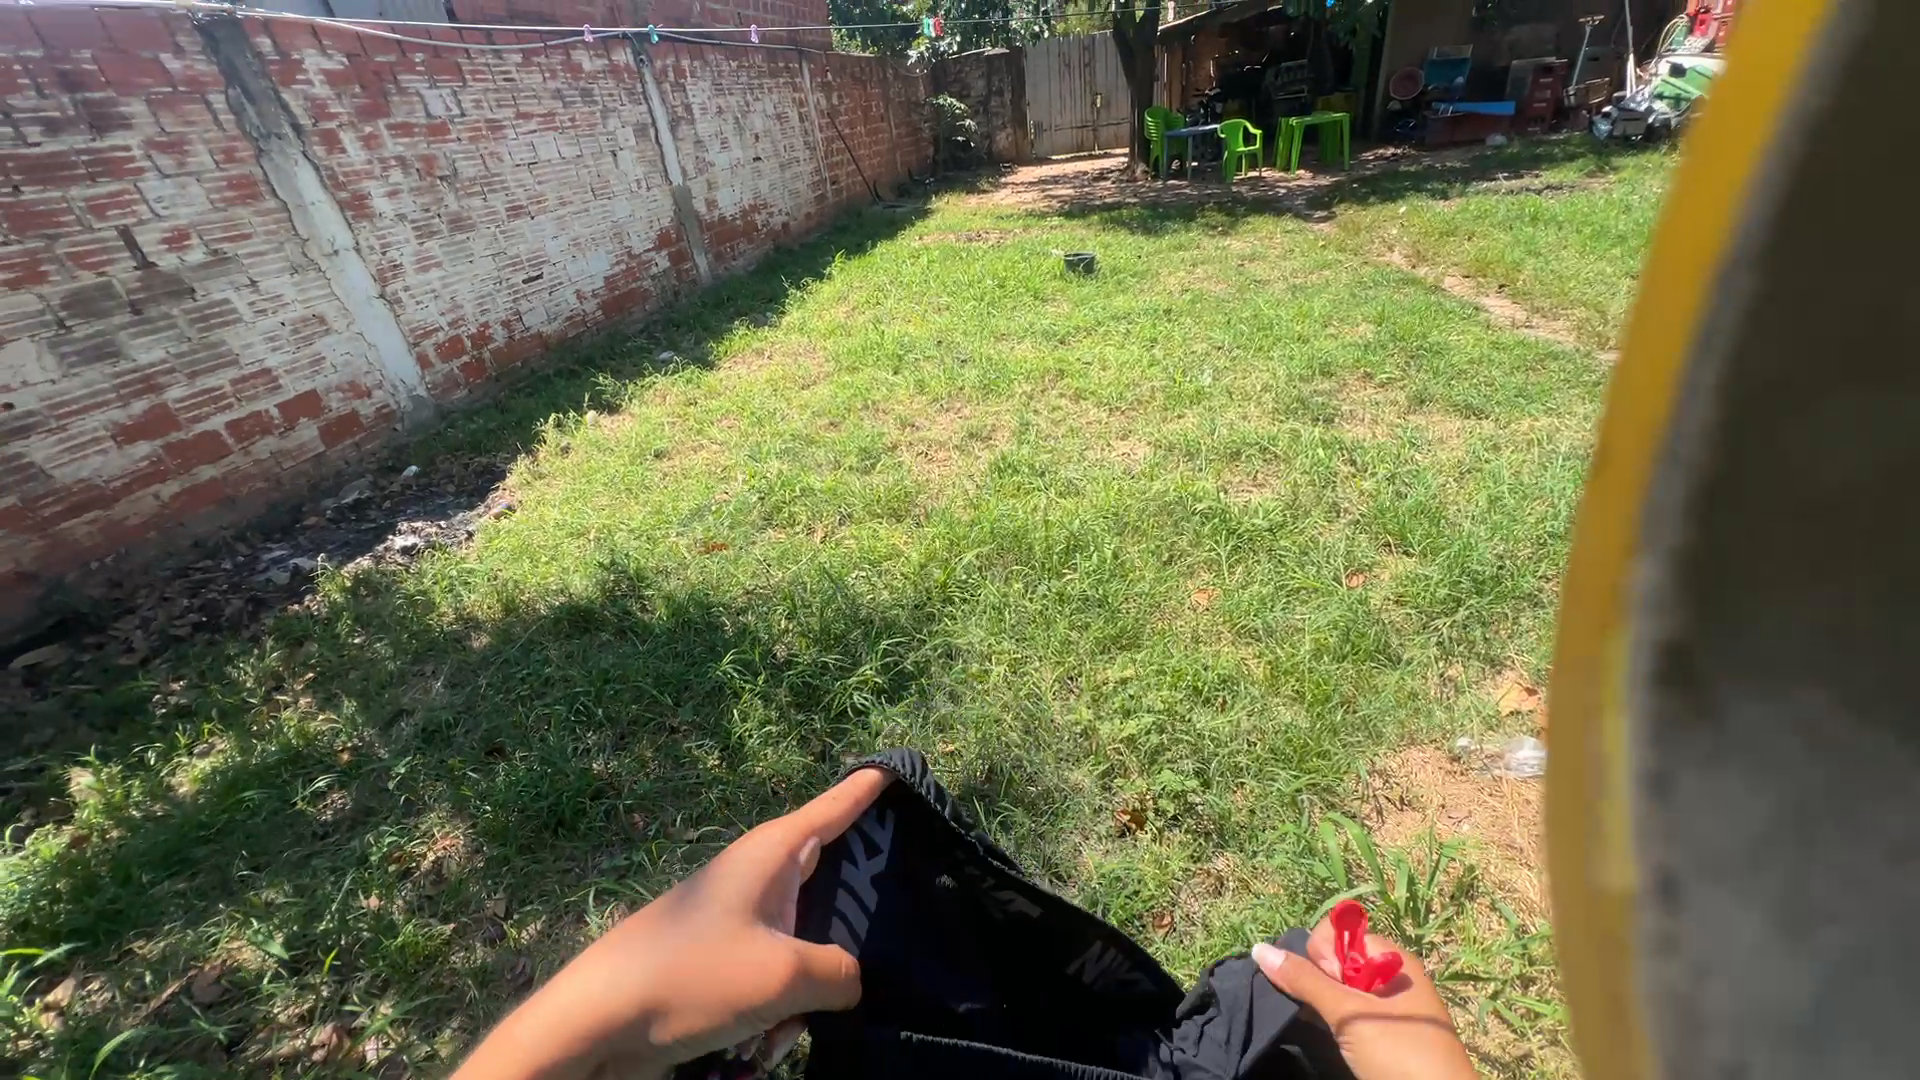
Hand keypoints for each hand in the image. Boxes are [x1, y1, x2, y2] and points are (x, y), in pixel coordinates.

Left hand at [454, 768, 893, 1079]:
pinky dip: (779, 1000)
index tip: (904, 765)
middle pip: (832, 872)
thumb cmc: (691, 976)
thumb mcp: (783, 978)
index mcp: (777, 850)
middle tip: (895, 926)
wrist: (593, 1020)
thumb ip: (839, 973)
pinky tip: (761, 1045)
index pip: (839, 803)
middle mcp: (761, 870)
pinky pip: (775, 964)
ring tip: (791, 1026)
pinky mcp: (724, 948)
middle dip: (855, 912)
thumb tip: (852, 978)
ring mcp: (741, 910)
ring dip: (810, 980)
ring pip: (805, 933)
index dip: (873, 785)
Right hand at [1252, 918, 1478, 1079]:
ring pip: (1337, 989)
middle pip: (1334, 960)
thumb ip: (1304, 979)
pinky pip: (1346, 1013)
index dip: (1324, 954)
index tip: (1333, 985)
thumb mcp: (1350, 1014)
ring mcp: (1388, 1009)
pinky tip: (1329, 1037)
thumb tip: (1258, 948)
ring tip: (1327, 1027)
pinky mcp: (1383, 1038)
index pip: (1338, 933)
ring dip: (1323, 1003)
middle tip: (1332, 1012)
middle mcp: (1390, 978)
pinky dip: (1331, 1020)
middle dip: (1318, 979)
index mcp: (1392, 960)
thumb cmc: (1402, 1058)